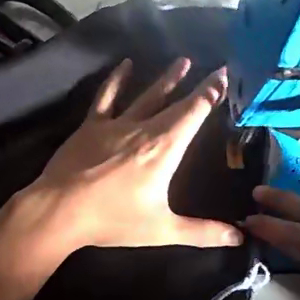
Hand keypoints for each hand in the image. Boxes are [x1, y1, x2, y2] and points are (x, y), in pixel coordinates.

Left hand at [22, 57, 244, 253]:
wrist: (59, 210)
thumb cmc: (114, 219)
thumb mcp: (163, 230)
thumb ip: (203, 232)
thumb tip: (239, 238)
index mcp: (165, 148)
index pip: (194, 112)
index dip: (211, 93)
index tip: (225, 74)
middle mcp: (143, 128)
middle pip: (176, 102)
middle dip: (198, 86)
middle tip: (215, 68)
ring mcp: (115, 124)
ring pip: (146, 95)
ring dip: (166, 78)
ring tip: (182, 61)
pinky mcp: (91, 126)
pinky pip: (107, 96)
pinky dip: (117, 79)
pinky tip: (126, 65)